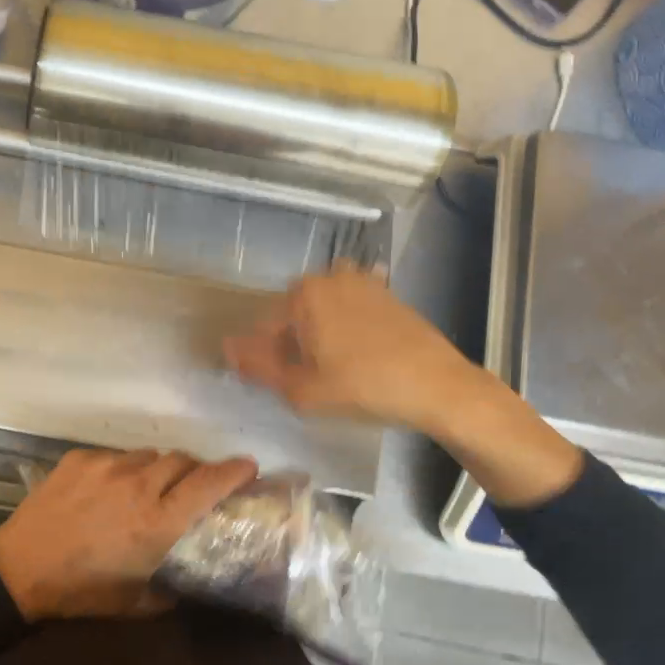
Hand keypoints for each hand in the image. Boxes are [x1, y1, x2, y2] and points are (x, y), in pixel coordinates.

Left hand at [0, 449, 258, 620]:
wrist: (20, 567)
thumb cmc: (82, 591)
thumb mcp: (135, 602)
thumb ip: (172, 589)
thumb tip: (192, 585)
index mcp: (157, 521)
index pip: (208, 483)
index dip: (234, 471)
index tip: (248, 468)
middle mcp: (138, 485)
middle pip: (183, 459)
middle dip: (196, 469)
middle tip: (194, 486)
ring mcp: (107, 466)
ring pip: (149, 454)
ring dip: (158, 468)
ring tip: (148, 488)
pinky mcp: (79, 457)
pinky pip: (115, 455)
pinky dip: (123, 469)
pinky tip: (109, 490)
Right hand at [222, 260, 480, 433]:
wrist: (438, 386)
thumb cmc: (363, 387)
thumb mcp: (301, 388)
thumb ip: (257, 366)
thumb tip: (226, 348)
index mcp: (304, 293)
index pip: (265, 327)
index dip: (265, 358)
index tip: (277, 384)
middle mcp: (331, 277)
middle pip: (294, 315)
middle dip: (293, 344)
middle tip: (307, 380)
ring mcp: (364, 282)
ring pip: (323, 312)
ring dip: (319, 337)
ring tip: (332, 372)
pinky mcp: (389, 296)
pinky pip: (350, 312)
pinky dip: (345, 331)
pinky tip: (357, 359)